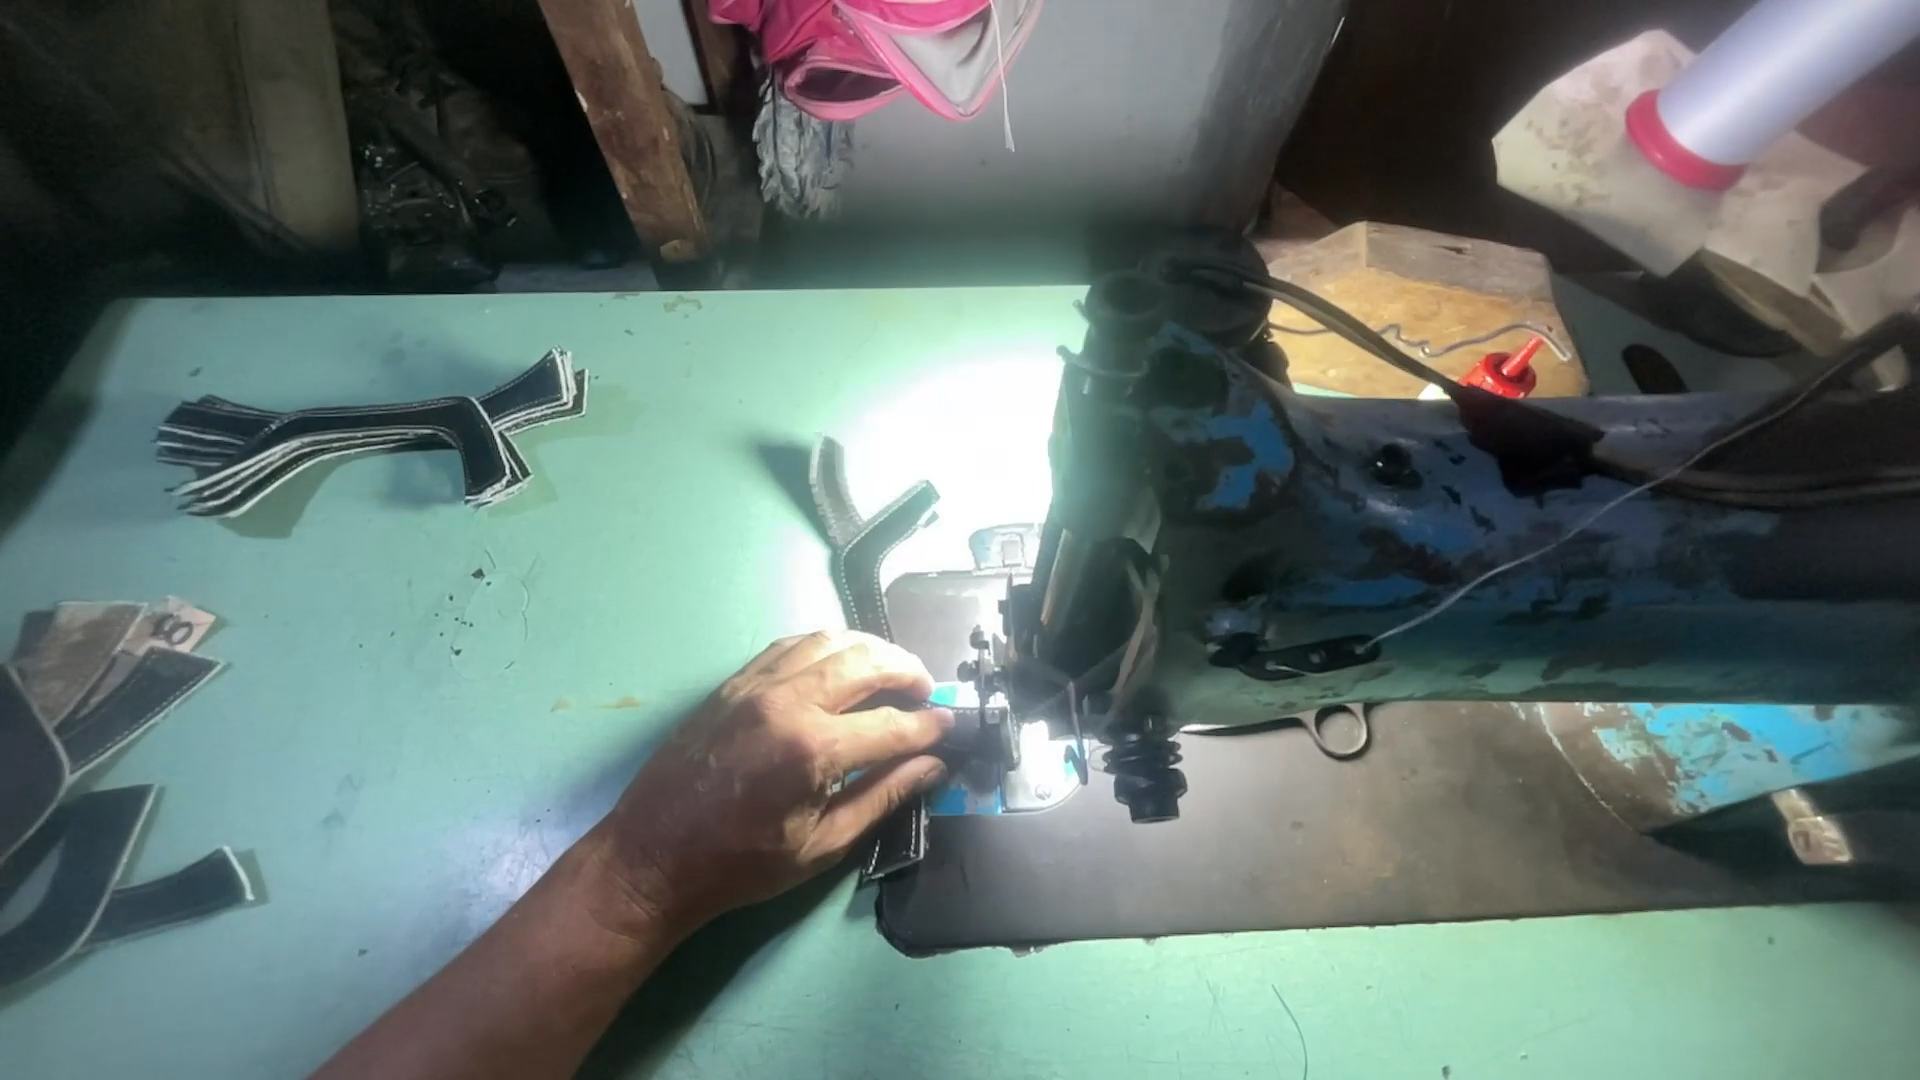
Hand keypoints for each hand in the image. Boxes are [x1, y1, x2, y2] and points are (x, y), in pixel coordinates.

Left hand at [581, 631, 952, 937]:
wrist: (653, 857)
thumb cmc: (741, 864)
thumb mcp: (823, 844)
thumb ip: (884, 797)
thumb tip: (933, 765)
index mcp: (814, 749)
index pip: (893, 725)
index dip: (930, 725)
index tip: (951, 724)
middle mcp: (789, 701)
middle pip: (867, 662)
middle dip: (908, 670)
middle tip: (927, 689)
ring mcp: (758, 684)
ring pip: (831, 640)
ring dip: (871, 648)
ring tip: (892, 668)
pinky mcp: (736, 681)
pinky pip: (793, 644)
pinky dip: (828, 645)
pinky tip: (841, 661)